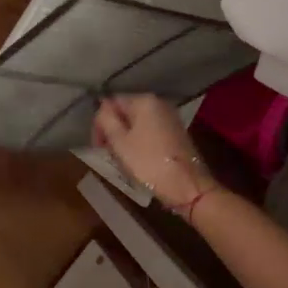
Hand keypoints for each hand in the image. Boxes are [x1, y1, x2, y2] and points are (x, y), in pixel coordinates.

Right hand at [93, 95, 217, 207]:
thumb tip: (102, 108)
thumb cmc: (149, 163)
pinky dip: (140, 142)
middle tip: (108, 152)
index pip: (111, 103)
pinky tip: (138, 159)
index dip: (101, 123)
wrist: (188, 187)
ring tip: (122, 158)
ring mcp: (170, 118)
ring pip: (137, 123)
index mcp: (144, 101)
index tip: (98, 145)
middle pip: (126, 112)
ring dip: (126, 138)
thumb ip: (106, 119)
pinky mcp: (176, 133)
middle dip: (114, 130)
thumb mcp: (119, 142)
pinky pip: (150, 131)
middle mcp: (159, 104)